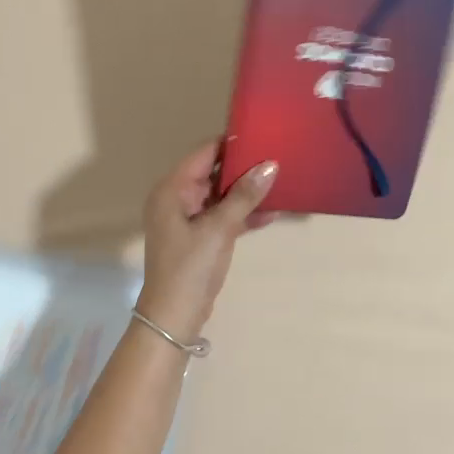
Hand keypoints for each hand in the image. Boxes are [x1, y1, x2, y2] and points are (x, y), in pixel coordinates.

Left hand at [136, 142, 278, 340]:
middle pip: (213, 173)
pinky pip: (223, 217)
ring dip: (246, 193)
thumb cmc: (190, 268)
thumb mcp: (219, 229)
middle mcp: (177, 199)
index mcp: (172, 190)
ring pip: (221, 197)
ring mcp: (188, 220)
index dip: (232, 144)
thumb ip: (244, 197)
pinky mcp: (200, 239)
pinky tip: (272, 213)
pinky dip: (242, 215)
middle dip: (243, 168)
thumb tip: (270, 166)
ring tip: (281, 182)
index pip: (204, 154)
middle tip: (278, 158)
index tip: (263, 136)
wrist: (174, 316)